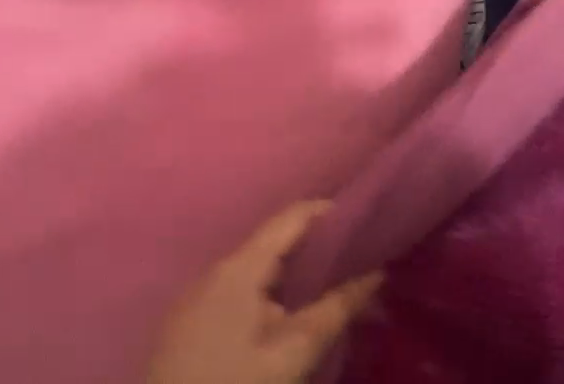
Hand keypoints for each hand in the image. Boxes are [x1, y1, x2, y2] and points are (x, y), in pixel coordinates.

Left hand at [146, 201, 382, 383]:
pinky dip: (271, 288)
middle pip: (275, 239)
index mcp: (238, 270)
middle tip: (359, 255)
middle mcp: (212, 274)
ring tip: (332, 281)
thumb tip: (378, 272)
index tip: (369, 222)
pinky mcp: (186, 327)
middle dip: (318, 243)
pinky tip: (291, 310)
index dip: (333, 212)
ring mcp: (193, 301)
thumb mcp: (296, 351)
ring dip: (295, 268)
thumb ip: (340, 306)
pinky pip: (238, 288)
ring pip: (257, 265)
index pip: (293, 216)